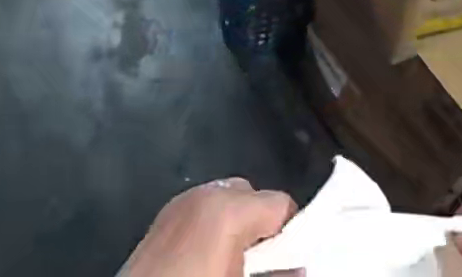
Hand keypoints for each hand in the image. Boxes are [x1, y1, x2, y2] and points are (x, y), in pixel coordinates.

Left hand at [119, 177, 296, 276]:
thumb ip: (278, 276)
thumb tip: (301, 270)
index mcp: (229, 208)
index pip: (281, 203)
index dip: (293, 233)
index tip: (294, 262)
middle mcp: (205, 193)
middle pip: (251, 196)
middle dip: (263, 228)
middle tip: (264, 268)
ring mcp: (180, 204)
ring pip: (225, 201)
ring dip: (236, 227)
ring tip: (233, 266)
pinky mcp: (161, 219)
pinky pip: (200, 212)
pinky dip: (210, 229)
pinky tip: (205, 264)